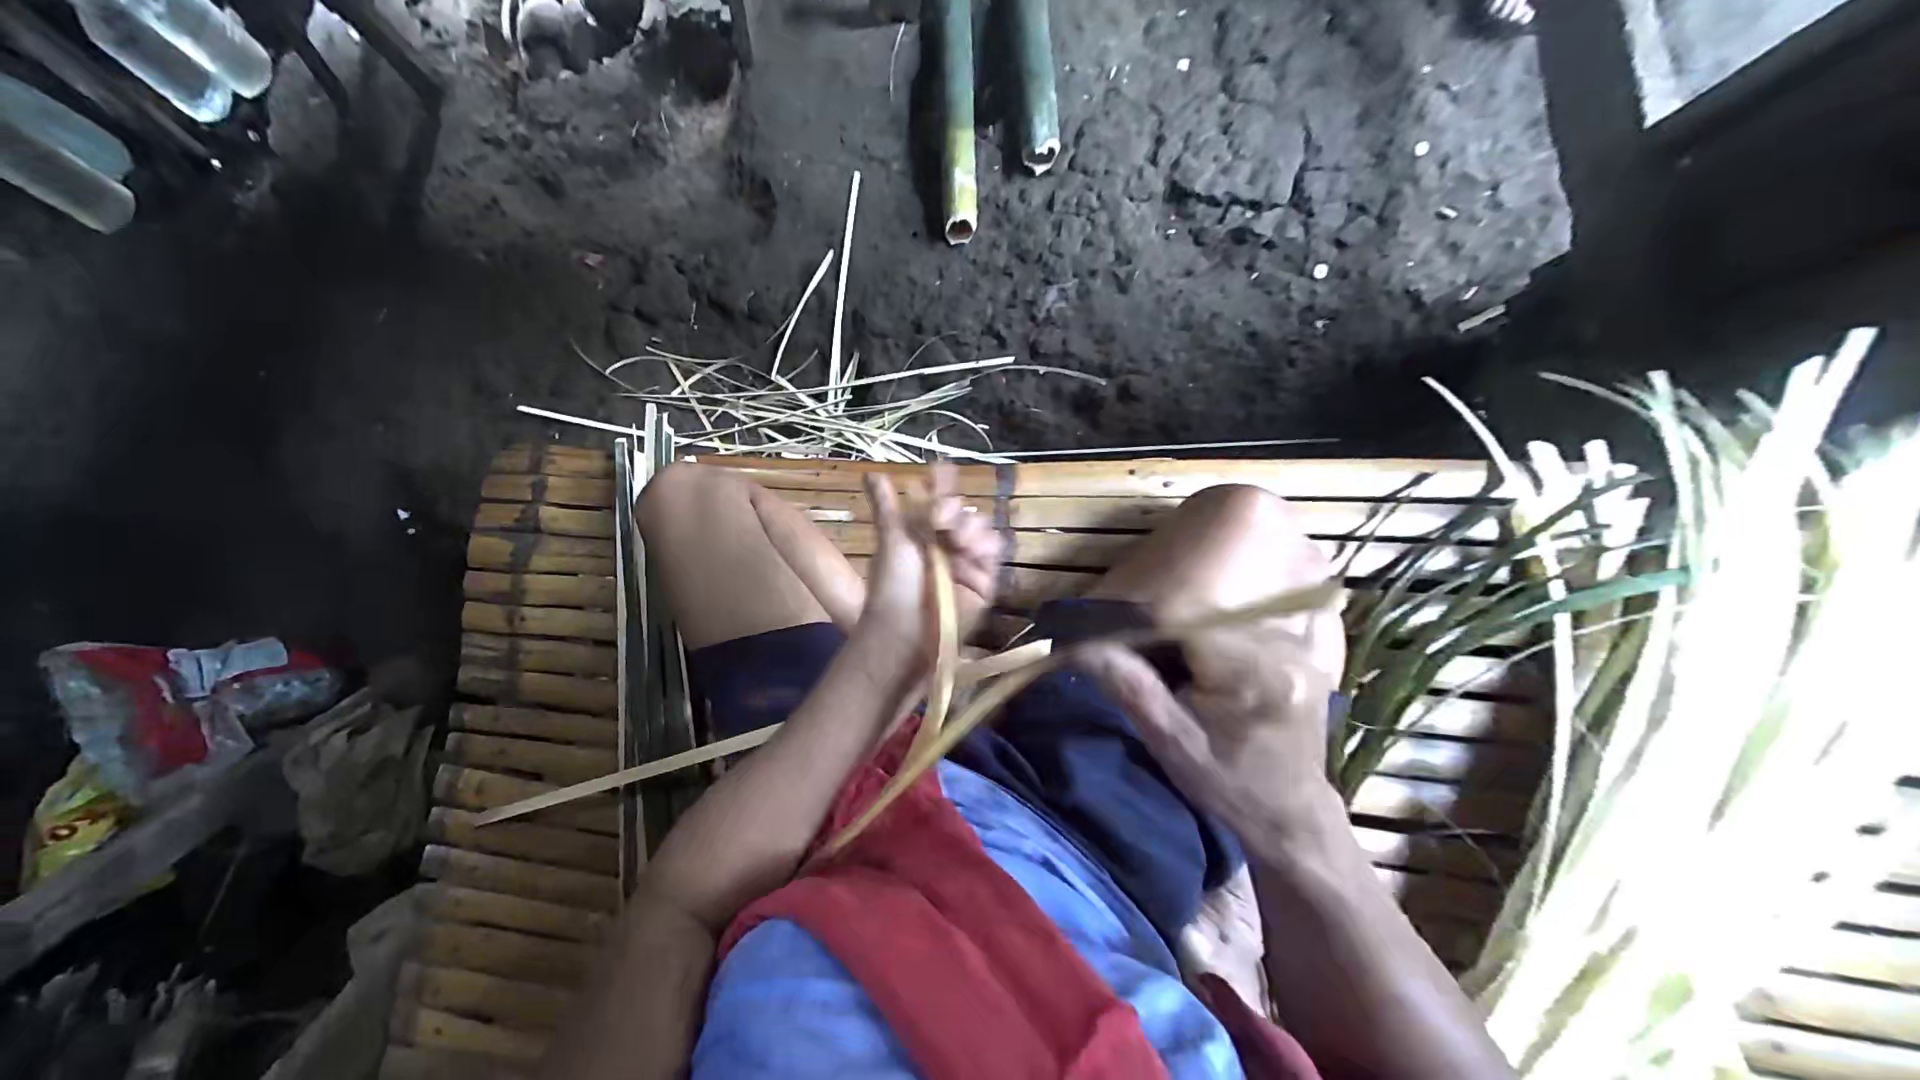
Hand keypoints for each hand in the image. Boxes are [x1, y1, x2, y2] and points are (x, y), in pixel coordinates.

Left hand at [856, 462, 1004, 669]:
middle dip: (956, 510)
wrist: (904, 631)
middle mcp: (947, 546)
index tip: (942, 469)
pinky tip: (974, 549)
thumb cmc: (891, 585)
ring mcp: (967, 563)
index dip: (943, 486)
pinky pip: (994, 556)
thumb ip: (886, 506)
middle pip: (964, 514)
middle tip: (942, 516)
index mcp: (923, 534)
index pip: (939, 502)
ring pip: (982, 531)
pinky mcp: (984, 583)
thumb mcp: (890, 540)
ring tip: (958, 539)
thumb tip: (871, 472)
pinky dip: (987, 548)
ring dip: (973, 528)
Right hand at [1076, 612, 1346, 858]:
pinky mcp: (1298, 651)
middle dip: (1169, 638)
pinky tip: (1213, 678)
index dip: (1146, 629)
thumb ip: (1134, 690)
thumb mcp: (1173, 746)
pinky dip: (1216, 646)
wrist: (1293, 817)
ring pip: (1219, 620)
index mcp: (1252, 672)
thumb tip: (1086, 647)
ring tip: (1184, 682)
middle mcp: (1282, 649)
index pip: (1185, 619)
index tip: (1124, 652)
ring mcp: (1295, 648)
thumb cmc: (1229, 789)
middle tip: (1155, 676)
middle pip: (1202, 617)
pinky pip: (1241, 630)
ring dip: (1192, 641)